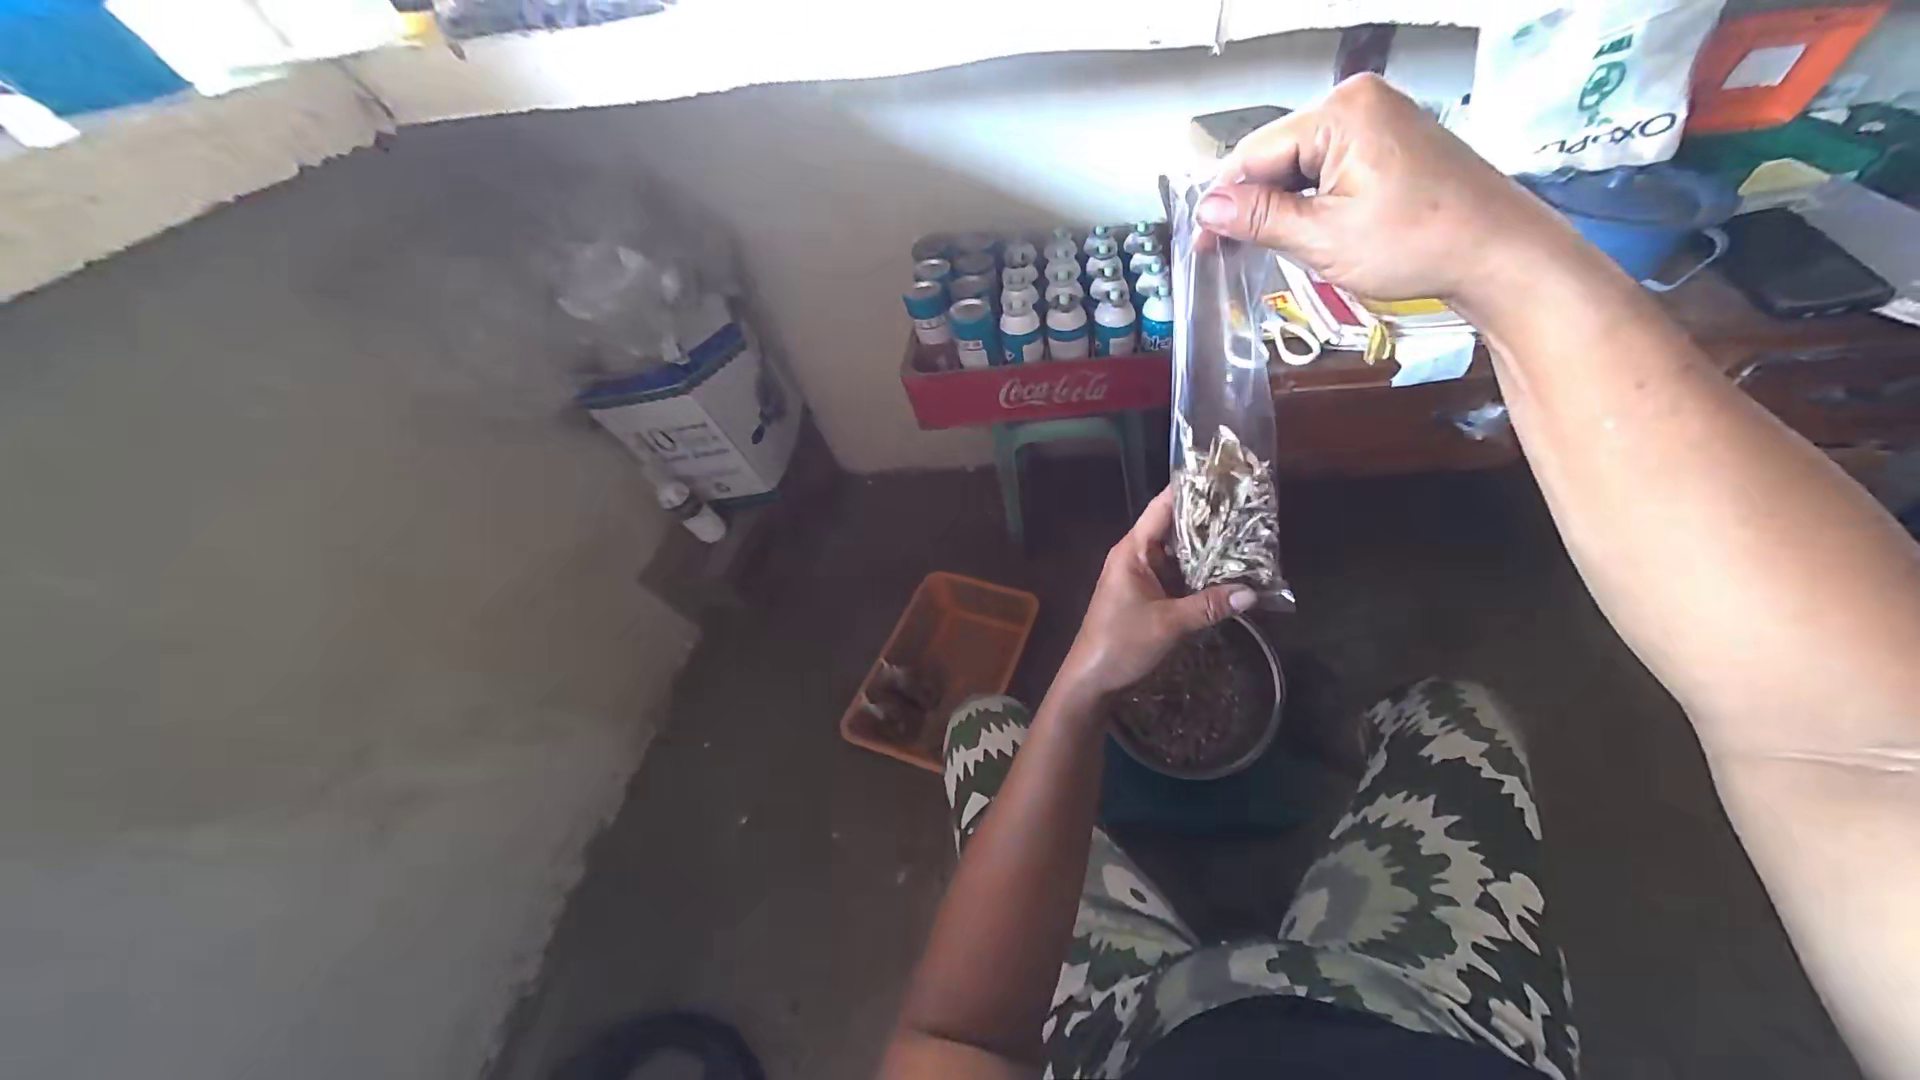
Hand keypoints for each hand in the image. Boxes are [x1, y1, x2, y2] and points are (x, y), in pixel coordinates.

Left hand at [1055, 488, 1255, 699]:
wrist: (1092, 678)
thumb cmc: (1121, 643)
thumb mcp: (1168, 623)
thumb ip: (1209, 605)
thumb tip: (1253, 592)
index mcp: (1132, 551)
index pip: (1161, 508)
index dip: (1189, 489)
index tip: (1222, 475)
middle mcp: (1136, 556)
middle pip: (1174, 528)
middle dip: (1207, 519)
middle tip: (1248, 506)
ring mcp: (1141, 575)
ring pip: (1178, 553)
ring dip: (1207, 548)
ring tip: (1248, 534)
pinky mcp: (1147, 594)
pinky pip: (1177, 574)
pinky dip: (1199, 572)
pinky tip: (1229, 571)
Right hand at [1195, 74, 1576, 306]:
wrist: (1495, 252)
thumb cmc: (1419, 242)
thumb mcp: (1321, 237)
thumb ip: (1258, 218)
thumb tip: (1208, 208)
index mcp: (1341, 112)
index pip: (1252, 155)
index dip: (1220, 202)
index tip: (1200, 242)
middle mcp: (1357, 103)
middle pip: (1272, 157)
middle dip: (1245, 205)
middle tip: (1222, 252)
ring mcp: (1373, 120)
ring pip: (1294, 166)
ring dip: (1271, 207)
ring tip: (1255, 248)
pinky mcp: (1382, 143)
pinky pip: (1321, 169)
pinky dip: (1301, 202)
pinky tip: (1292, 230)